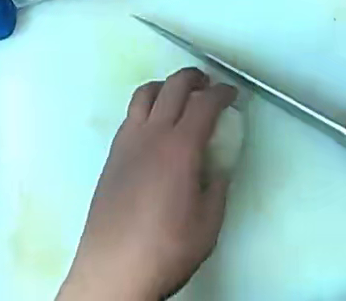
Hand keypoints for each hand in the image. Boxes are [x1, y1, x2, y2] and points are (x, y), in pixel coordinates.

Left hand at [58, 68, 237, 300]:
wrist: (113, 267)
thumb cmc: (165, 249)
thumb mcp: (208, 225)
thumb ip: (218, 188)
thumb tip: (219, 166)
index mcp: (180, 147)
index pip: (204, 104)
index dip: (221, 93)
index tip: (231, 93)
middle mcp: (153, 133)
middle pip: (173, 86)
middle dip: (194, 78)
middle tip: (208, 85)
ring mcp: (128, 138)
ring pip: (146, 92)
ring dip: (166, 85)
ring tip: (178, 95)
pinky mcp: (113, 151)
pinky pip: (132, 113)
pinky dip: (148, 105)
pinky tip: (155, 123)